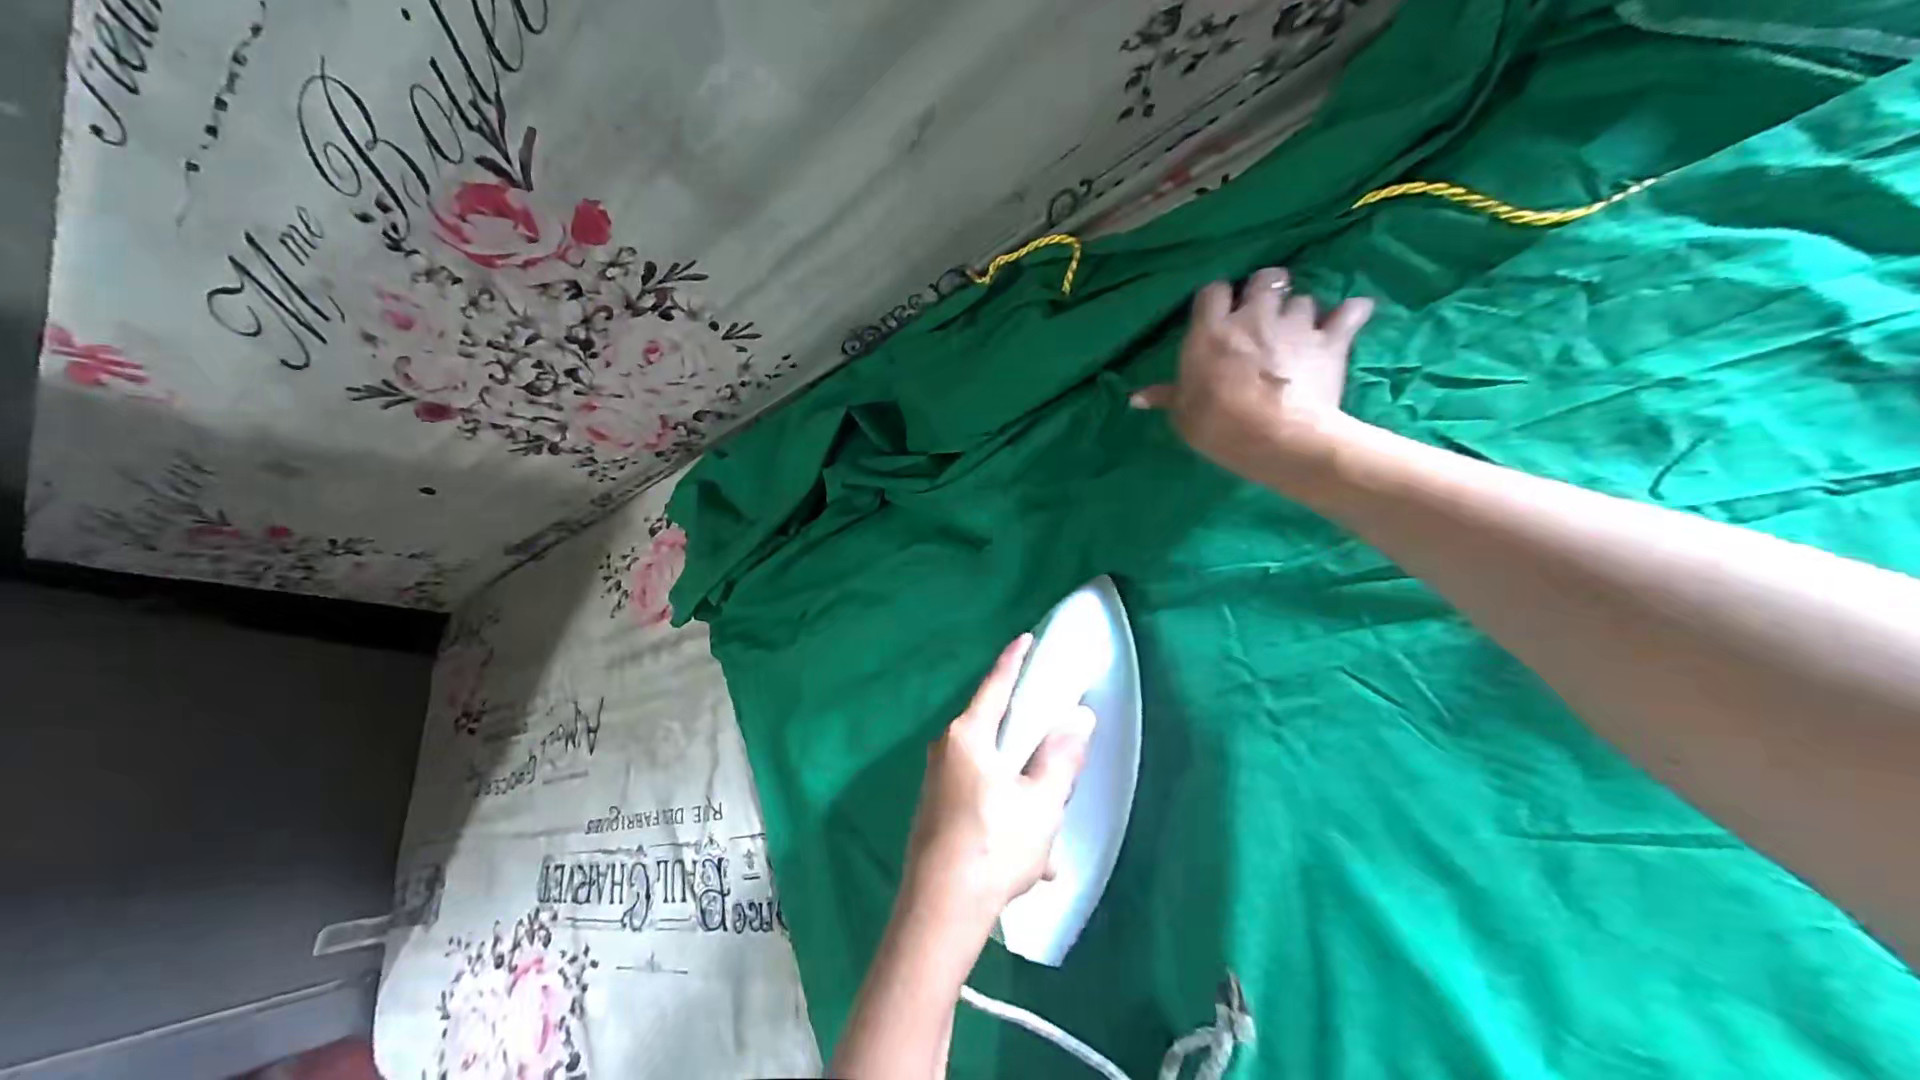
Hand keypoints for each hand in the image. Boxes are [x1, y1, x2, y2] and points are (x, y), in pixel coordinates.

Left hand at [902, 635, 1096, 922]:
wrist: (938, 914)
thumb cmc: (993, 847)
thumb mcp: (1040, 804)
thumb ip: (1060, 758)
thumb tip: (1078, 717)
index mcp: (968, 737)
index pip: (996, 685)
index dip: (1014, 660)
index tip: (1026, 638)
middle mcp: (945, 752)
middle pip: (996, 734)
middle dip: (1030, 754)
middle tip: (1055, 766)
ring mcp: (936, 784)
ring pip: (993, 778)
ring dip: (1023, 802)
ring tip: (1044, 846)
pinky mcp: (934, 813)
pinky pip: (980, 803)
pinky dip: (1006, 822)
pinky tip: (1025, 865)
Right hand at [1131, 267, 1374, 486]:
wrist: (1277, 437)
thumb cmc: (1219, 426)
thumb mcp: (1183, 414)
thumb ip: (1166, 396)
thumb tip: (1135, 398)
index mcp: (1211, 331)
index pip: (1213, 290)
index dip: (1218, 299)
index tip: (1219, 313)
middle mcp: (1253, 316)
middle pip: (1264, 278)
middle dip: (1266, 289)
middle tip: (1263, 311)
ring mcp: (1295, 324)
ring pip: (1303, 297)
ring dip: (1300, 309)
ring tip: (1300, 328)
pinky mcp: (1331, 339)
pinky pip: (1350, 311)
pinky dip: (1351, 313)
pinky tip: (1350, 317)